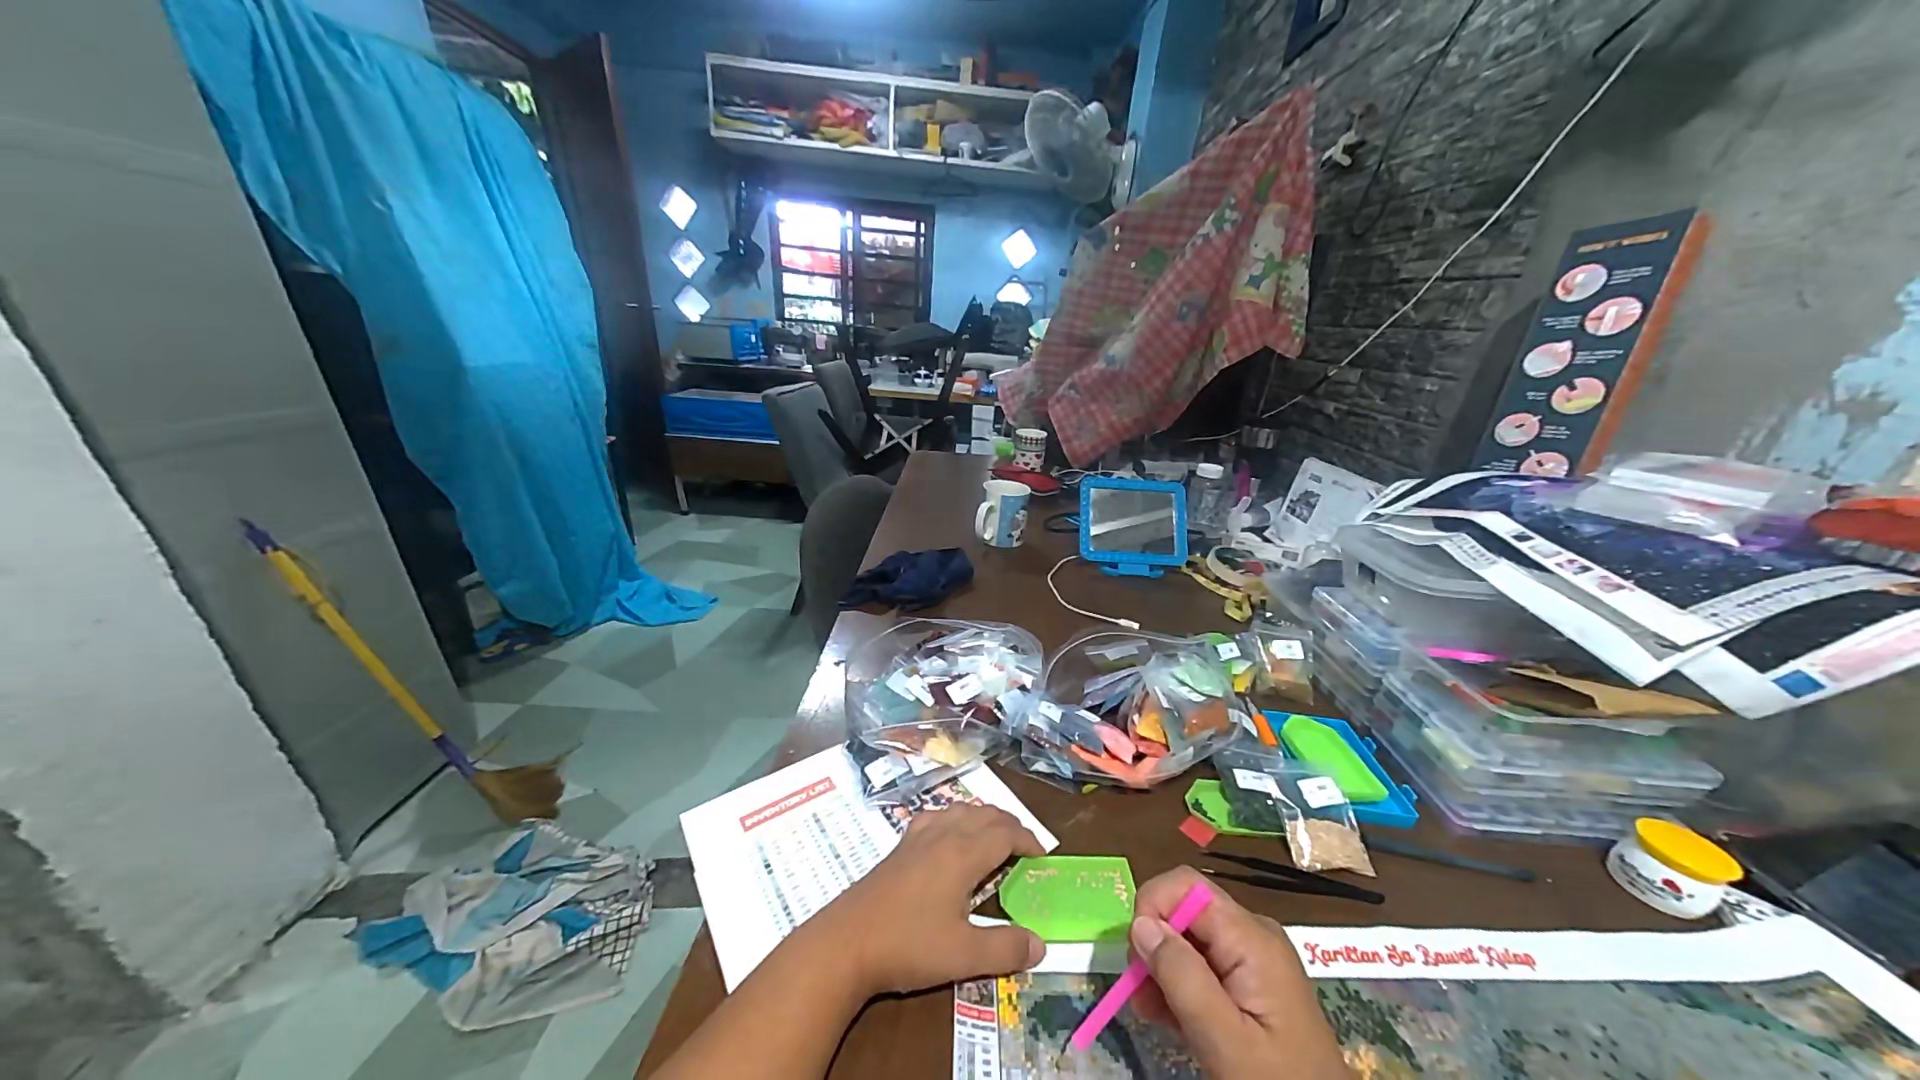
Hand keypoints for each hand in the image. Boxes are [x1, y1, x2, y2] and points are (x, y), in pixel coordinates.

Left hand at [806, 802, 1045, 996]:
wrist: (845, 943)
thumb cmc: (908, 946)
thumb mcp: (963, 956)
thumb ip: (1005, 949)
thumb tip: (1040, 945)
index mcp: (962, 854)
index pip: (1004, 833)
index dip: (1027, 840)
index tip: (1042, 856)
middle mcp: (942, 836)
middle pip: (984, 814)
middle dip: (1009, 825)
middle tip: (1024, 848)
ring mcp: (916, 838)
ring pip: (958, 810)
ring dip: (982, 818)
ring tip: (993, 839)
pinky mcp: (898, 848)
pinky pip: (935, 817)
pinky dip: (954, 819)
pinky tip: (949, 838)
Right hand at [1127, 867, 1350, 1079]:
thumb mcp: (1224, 1041)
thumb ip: (1182, 977)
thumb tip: (1140, 923)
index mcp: (1252, 938)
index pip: (1186, 885)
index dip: (1152, 908)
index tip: (1137, 959)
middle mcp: (1252, 934)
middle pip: (1183, 910)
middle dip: (1153, 946)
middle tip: (1140, 999)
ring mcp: (1252, 958)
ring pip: (1187, 938)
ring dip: (1162, 970)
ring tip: (1154, 1016)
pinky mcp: (1249, 981)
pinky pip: (1201, 962)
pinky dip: (1179, 984)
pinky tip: (1173, 1019)